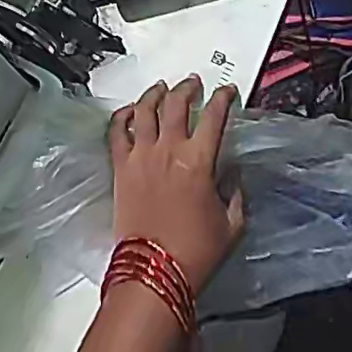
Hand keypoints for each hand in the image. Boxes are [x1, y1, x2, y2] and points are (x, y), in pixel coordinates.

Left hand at [108, 76, 244, 288]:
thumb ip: (234, 193)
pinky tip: (129, 110)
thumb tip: (232, 173)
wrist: (154, 269)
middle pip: (175, 104)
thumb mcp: (230, 224)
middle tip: (193, 83)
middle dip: (187, 88)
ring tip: (161, 87)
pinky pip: (117, 131)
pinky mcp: (120, 166)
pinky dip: (122, 116)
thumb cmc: (196, 251)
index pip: (213, 118)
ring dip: (154, 94)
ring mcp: (140, 155)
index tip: (226, 91)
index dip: (222, 99)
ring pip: (144, 110)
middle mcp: (167, 149)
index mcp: (198, 161)